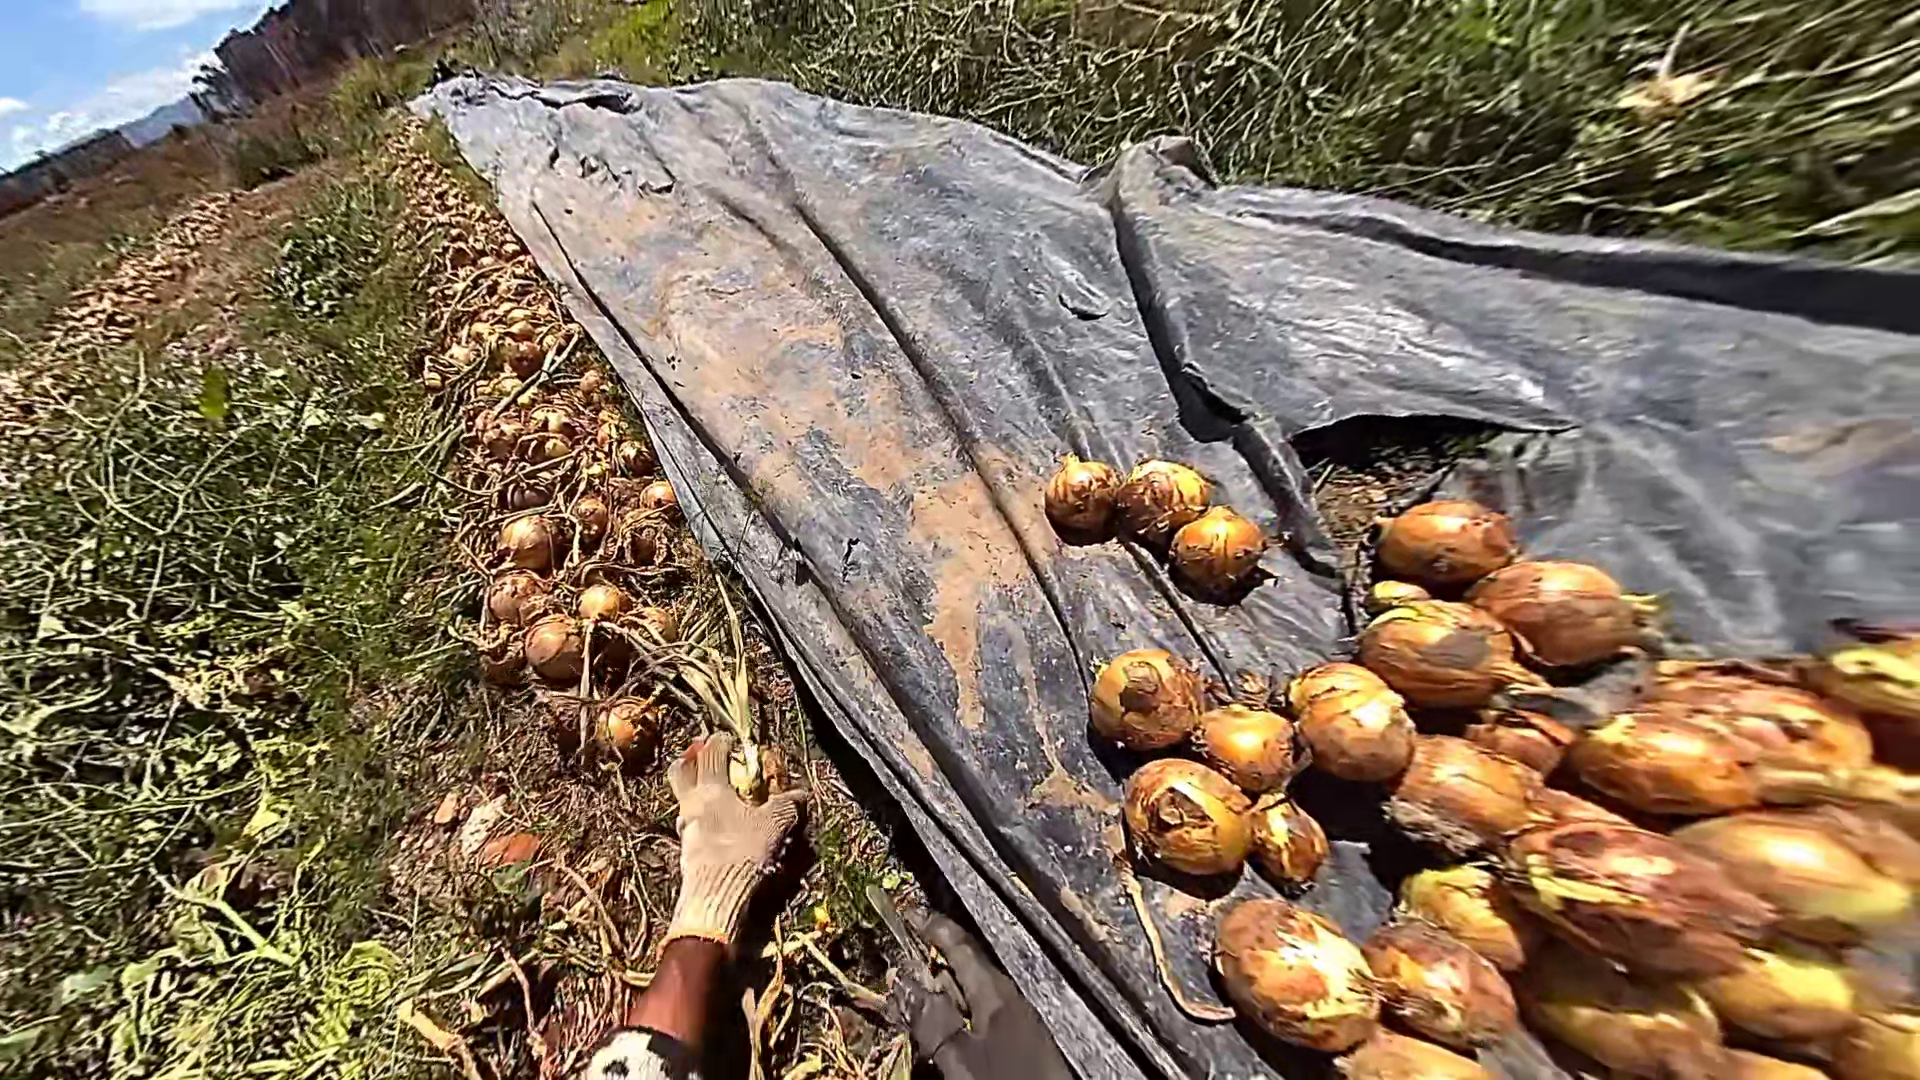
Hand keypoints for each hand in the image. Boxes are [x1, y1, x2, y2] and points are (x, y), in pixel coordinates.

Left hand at [663, 732, 805, 949]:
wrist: (713, 901)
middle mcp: (691, 805)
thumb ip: (787, 803)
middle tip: (700, 751)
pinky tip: (718, 823)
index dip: (719, 742)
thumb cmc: (742, 852)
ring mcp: (685, 830)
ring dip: (695, 789)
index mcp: (711, 790)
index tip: (728, 737)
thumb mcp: (774, 823)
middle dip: (689, 759)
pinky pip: (691, 823)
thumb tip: (799, 793)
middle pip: (680, 772)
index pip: (710, 754)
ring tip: (714, 790)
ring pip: (683, 799)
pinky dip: (701, 815)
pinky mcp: (686, 853)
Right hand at [896, 911, 1074, 1079]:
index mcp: (994, 990)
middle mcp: (1006, 996)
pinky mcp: (1019, 1041)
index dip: (932, 926)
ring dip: (943, 988)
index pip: (959, 944)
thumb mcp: (964, 1060)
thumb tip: (904, 983)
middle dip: (933, 958)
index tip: (909, 911)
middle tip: (903, 953)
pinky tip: (944, 1025)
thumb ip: (934, 1023)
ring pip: (971, 991)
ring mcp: (1015, 1018)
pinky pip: (980, 1013)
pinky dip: (957, 1010)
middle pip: (965, 966)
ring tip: (915, 990)